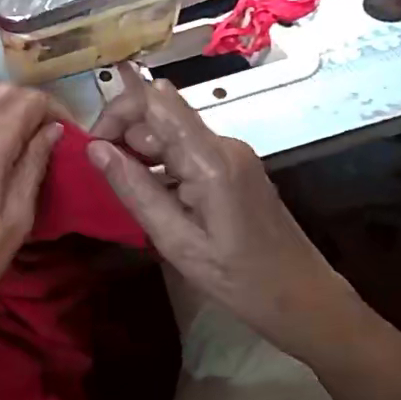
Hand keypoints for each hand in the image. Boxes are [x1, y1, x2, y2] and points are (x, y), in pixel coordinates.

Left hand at [0, 85, 64, 374]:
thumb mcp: (18, 215)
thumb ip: (34, 164)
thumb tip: (51, 131)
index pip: (27, 100)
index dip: (54, 108)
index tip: (70, 131)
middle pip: (1, 91)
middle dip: (31, 102)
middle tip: (52, 131)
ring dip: (8, 110)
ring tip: (30, 141)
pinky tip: (0, 152)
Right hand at [85, 67, 356, 361]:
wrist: (305, 300)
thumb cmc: (241, 281)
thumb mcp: (178, 242)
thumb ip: (135, 190)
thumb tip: (95, 149)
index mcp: (211, 159)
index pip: (155, 99)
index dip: (118, 112)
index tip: (95, 147)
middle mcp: (223, 144)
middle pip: (161, 112)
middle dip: (125, 136)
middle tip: (107, 179)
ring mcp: (231, 153)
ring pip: (171, 131)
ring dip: (141, 152)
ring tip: (127, 193)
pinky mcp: (234, 167)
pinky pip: (187, 149)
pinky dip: (162, 164)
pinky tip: (155, 199)